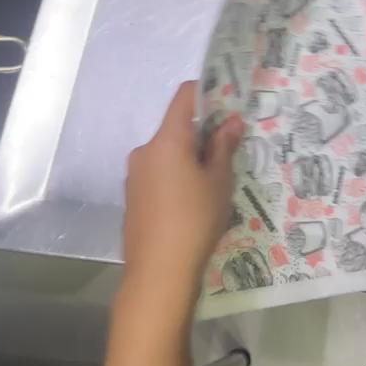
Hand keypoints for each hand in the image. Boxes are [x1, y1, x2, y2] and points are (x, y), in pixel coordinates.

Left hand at [121, 81, 243, 310]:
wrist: (159, 273)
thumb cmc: (195, 219)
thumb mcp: (219, 181)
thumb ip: (223, 147)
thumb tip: (231, 122)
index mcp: (166, 141)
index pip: (184, 97)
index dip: (207, 93)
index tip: (230, 103)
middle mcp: (145, 151)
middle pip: (177, 128)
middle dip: (203, 133)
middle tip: (231, 150)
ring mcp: (135, 175)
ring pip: (168, 153)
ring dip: (190, 157)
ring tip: (215, 181)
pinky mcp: (133, 197)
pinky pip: (159, 173)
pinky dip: (178, 176)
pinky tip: (194, 201)